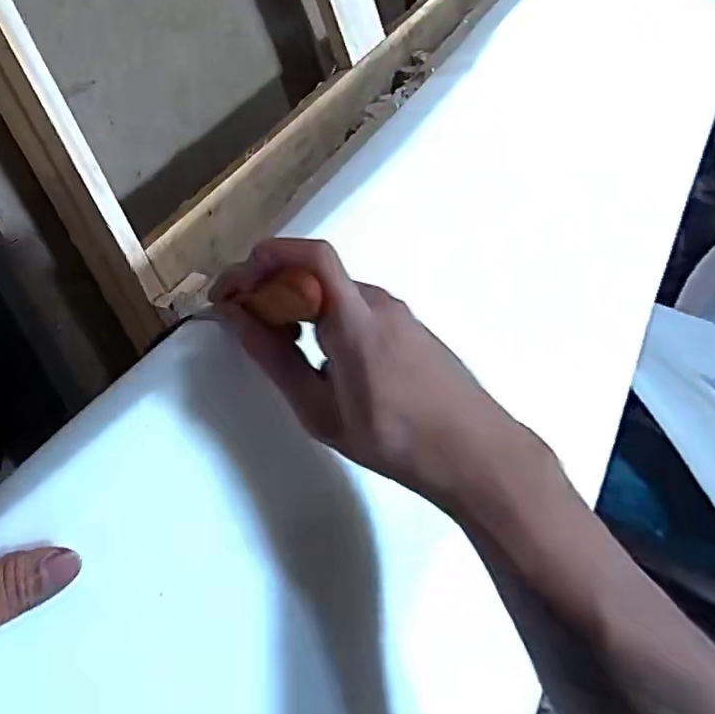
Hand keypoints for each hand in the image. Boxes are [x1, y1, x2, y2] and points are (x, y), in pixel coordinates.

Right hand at [212, 238, 550, 519]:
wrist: (481, 458)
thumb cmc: (397, 442)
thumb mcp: (321, 412)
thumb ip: (275, 360)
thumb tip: (237, 318)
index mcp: (355, 321)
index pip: (311, 256)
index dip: (265, 258)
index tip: (233, 290)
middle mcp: (376, 302)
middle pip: (311, 271)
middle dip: (267, 285)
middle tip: (242, 320)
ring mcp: (394, 311)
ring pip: (329, 289)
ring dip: (293, 302)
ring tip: (278, 344)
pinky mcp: (404, 324)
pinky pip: (349, 303)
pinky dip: (319, 313)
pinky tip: (318, 354)